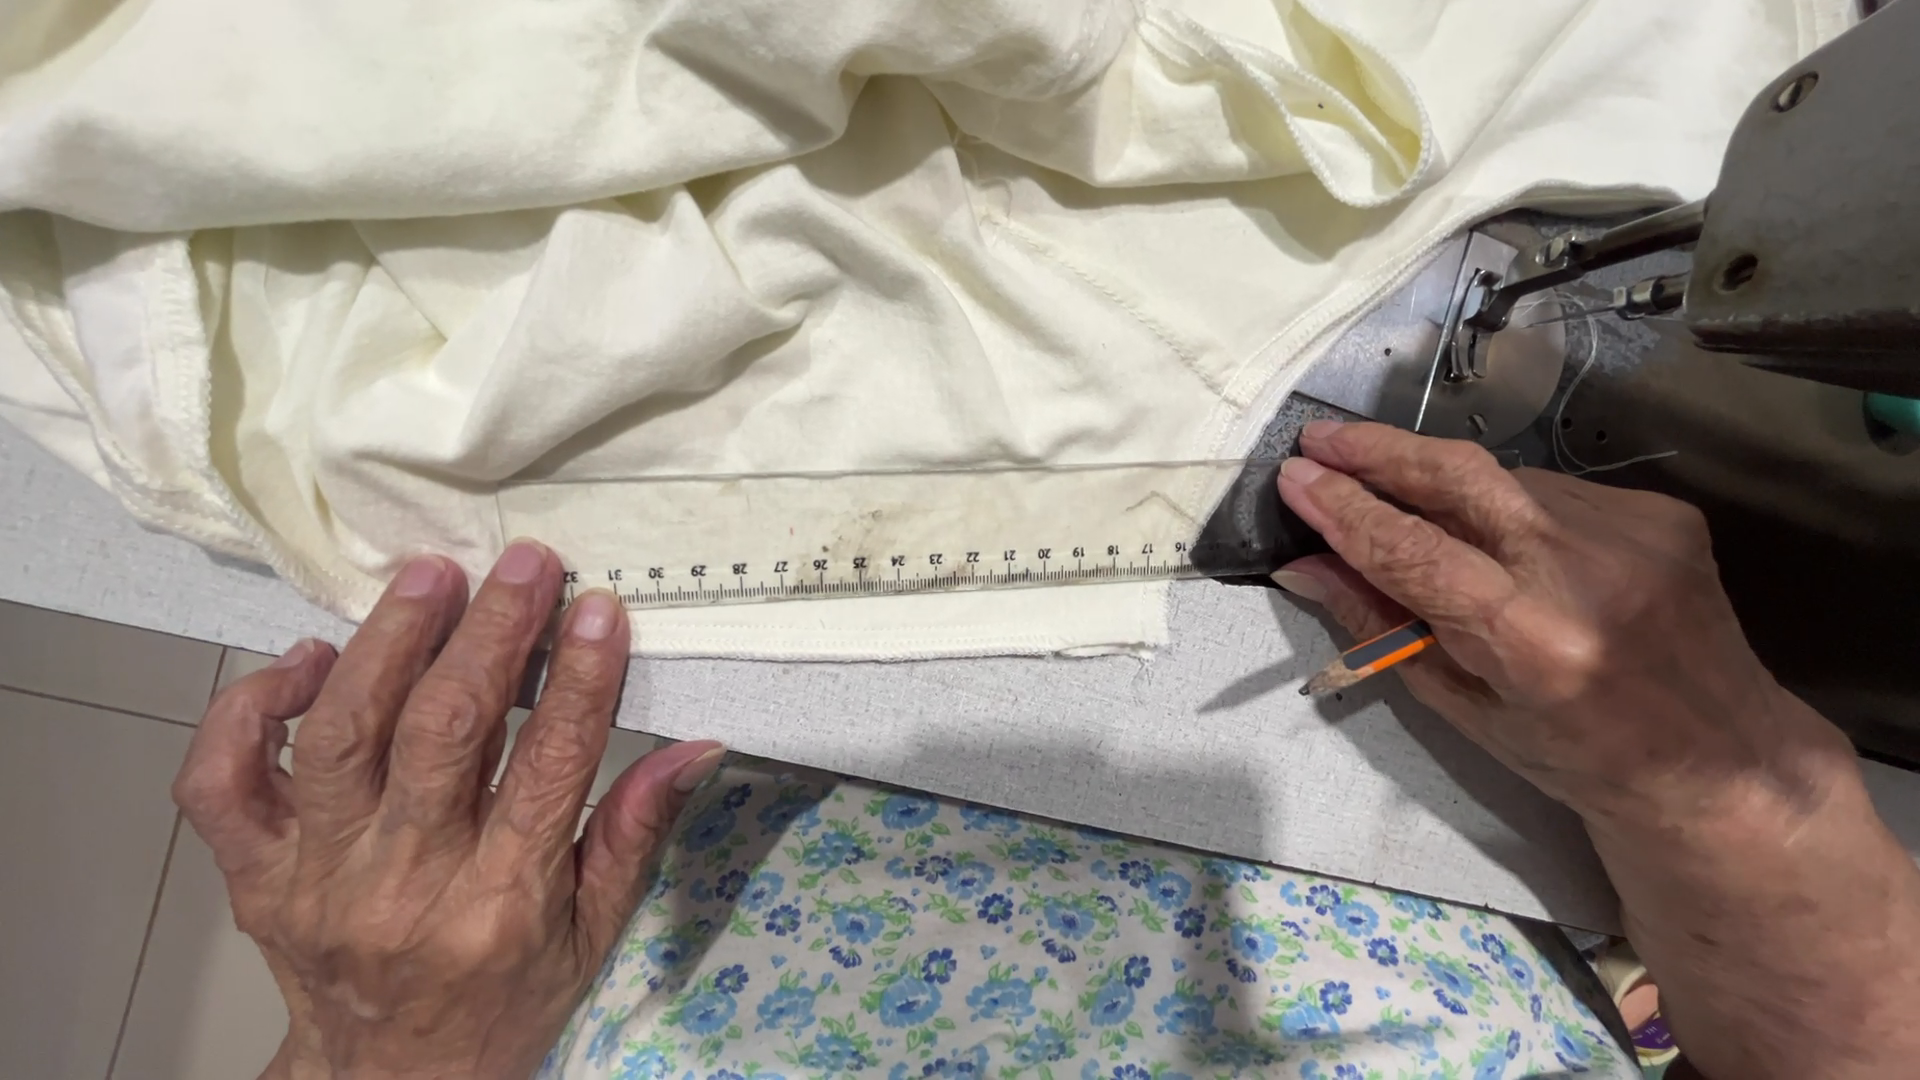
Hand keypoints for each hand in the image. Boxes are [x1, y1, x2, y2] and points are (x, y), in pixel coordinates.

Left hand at [172, 541, 724, 1079]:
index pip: (549, 765)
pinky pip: (221, 784)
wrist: (389, 1078)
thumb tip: (697, 746)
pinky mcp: (253, 874)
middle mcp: (402, 884)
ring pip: (339, 737)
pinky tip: (309, 657)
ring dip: (388, 644)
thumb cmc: (516, 993)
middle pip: (443, 734)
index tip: (597, 608)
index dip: (578, 679)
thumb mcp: (599, 927)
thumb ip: (640, 829)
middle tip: (525, 563)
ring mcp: (314, 876)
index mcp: (502, 902)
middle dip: (490, 634)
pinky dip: (249, 709)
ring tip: (433, 575)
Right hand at [1271, 420, 1842, 825]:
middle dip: (1378, 450)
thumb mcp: (1455, 702)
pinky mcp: (1658, 511)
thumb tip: (1303, 566)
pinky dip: (1490, 501)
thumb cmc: (1570, 752)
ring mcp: (1632, 530)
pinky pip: (1540, 488)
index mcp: (1533, 638)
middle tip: (1318, 440)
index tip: (1294, 476)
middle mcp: (1588, 568)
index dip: (1345, 508)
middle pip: (1460, 476)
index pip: (1413, 549)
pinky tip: (1479, 527)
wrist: (1725, 761)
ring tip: (1383, 487)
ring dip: (1428, 478)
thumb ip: (1376, 622)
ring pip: (1497, 478)